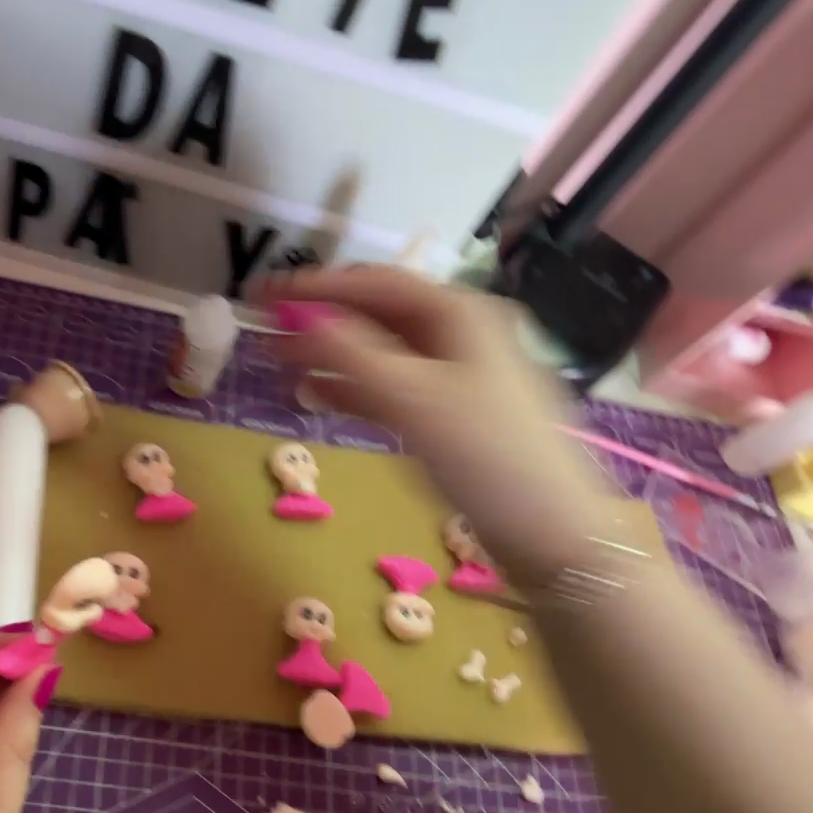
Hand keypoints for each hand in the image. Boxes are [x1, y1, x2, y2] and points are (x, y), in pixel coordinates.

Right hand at [265, 267, 614, 582]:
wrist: (548, 528)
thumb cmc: (485, 454)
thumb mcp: (413, 398)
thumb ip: (351, 356)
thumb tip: (300, 320)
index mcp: (457, 313)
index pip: (375, 284)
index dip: (315, 285)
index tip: (264, 294)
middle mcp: (457, 333)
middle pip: (376, 314)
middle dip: (321, 319)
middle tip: (267, 331)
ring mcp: (454, 375)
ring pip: (380, 353)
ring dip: (331, 356)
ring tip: (281, 365)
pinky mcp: (448, 414)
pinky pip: (389, 389)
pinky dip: (353, 390)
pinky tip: (318, 398)